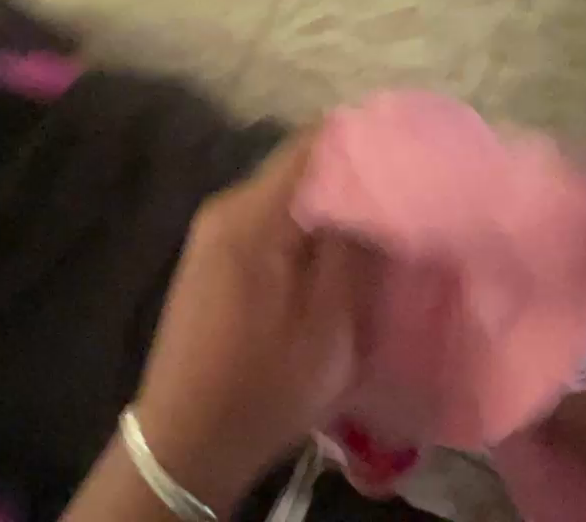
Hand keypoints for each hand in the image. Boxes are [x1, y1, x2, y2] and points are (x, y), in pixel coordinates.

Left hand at [132, 136, 375, 512]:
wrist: (183, 446)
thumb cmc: (262, 385)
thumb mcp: (326, 325)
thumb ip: (351, 250)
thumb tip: (372, 197)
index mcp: (251, 215)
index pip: (309, 144)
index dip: (359, 138)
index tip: (402, 148)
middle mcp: (226, 208)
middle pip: (296, 166)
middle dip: (348, 172)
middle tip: (398, 189)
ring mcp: (213, 233)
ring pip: (283, 194)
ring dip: (326, 201)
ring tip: (374, 217)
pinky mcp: (212, 258)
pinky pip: (267, 219)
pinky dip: (303, 223)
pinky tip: (330, 246)